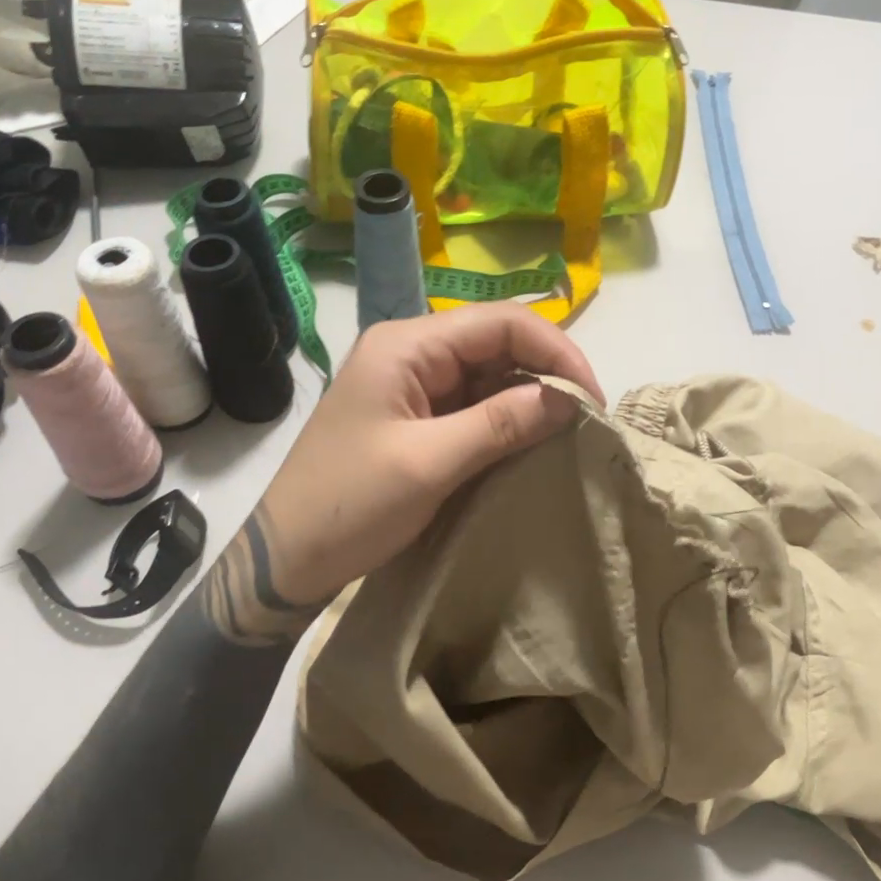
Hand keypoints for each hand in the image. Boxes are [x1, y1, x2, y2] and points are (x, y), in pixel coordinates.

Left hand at [202, 303, 602, 645]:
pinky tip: (530, 445)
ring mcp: (410, 387)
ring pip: (487, 377)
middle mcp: (410, 353)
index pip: (500, 322)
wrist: (288, 558)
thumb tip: (568, 400)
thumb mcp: (429, 464)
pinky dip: (503, 423)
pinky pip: (470, 407)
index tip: (593, 401)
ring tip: (568, 436)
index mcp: (406, 345)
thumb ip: (500, 424)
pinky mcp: (412, 420)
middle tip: (586, 423)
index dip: (556, 352)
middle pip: (496, 344)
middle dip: (545, 375)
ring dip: (528, 401)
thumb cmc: (350, 505)